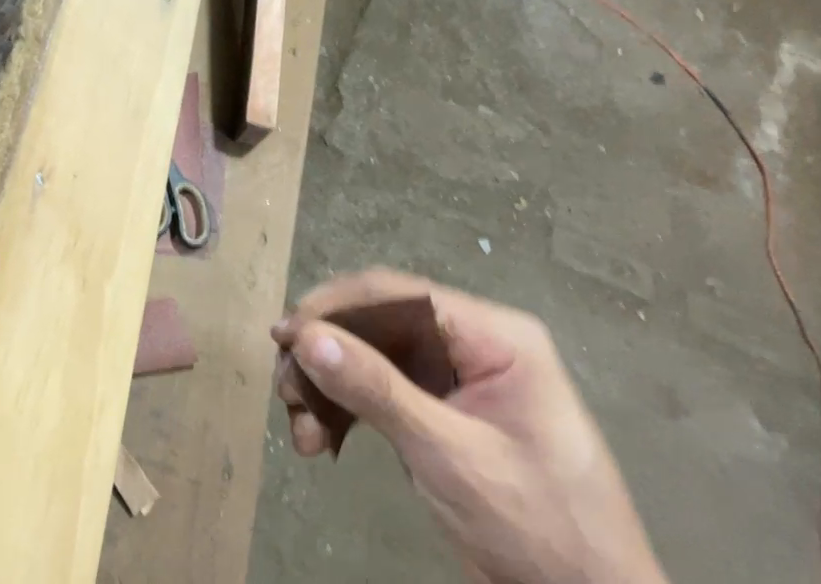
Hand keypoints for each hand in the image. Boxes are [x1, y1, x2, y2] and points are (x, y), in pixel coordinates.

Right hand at [273, 268, 667, 583]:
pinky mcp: (437, 411)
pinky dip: (340, 410)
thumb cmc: (537, 525)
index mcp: (494, 337)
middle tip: (286, 393)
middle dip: (322, 357)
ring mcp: (453, 379)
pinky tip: (319, 441)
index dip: (331, 308)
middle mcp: (471, 345)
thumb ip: (377, 390)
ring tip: (301, 430)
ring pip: (364, 356)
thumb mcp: (450, 456)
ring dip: (324, 388)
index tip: (283, 340)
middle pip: (372, 323)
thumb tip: (306, 336)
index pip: (394, 295)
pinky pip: (373, 389)